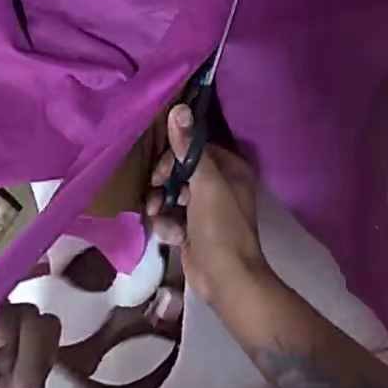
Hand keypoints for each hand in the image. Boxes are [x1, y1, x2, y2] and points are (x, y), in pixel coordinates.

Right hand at [146, 103, 266, 302]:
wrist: (225, 278)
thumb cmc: (220, 227)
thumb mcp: (205, 184)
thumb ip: (190, 148)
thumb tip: (179, 108)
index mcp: (231, 169)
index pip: (195, 148)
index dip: (174, 156)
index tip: (160, 171)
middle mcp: (220, 184)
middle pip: (180, 170)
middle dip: (163, 183)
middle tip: (155, 194)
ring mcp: (205, 208)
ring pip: (171, 194)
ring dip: (161, 205)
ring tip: (159, 217)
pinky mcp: (192, 228)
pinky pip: (170, 216)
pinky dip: (167, 225)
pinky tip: (172, 237)